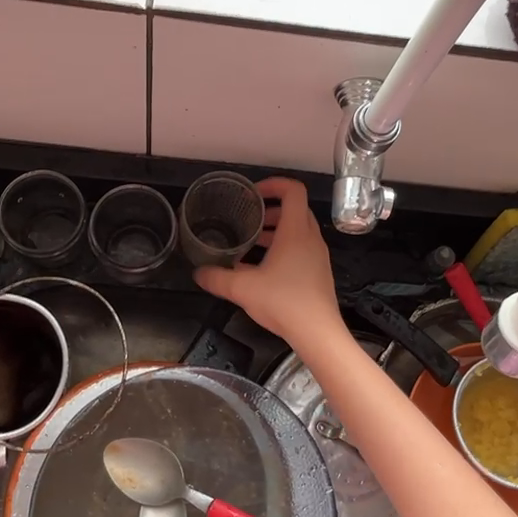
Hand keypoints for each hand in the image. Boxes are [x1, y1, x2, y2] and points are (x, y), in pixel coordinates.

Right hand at [194, 178, 340, 342]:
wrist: (318, 332)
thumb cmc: (285, 303)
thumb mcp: (242, 288)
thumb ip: (217, 278)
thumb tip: (199, 273)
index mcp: (295, 231)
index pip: (293, 190)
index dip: (274, 184)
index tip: (254, 193)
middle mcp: (311, 238)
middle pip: (295, 209)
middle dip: (271, 209)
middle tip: (250, 217)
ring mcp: (318, 255)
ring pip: (299, 229)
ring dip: (277, 229)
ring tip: (253, 241)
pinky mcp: (319, 272)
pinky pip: (302, 248)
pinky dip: (285, 247)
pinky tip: (264, 268)